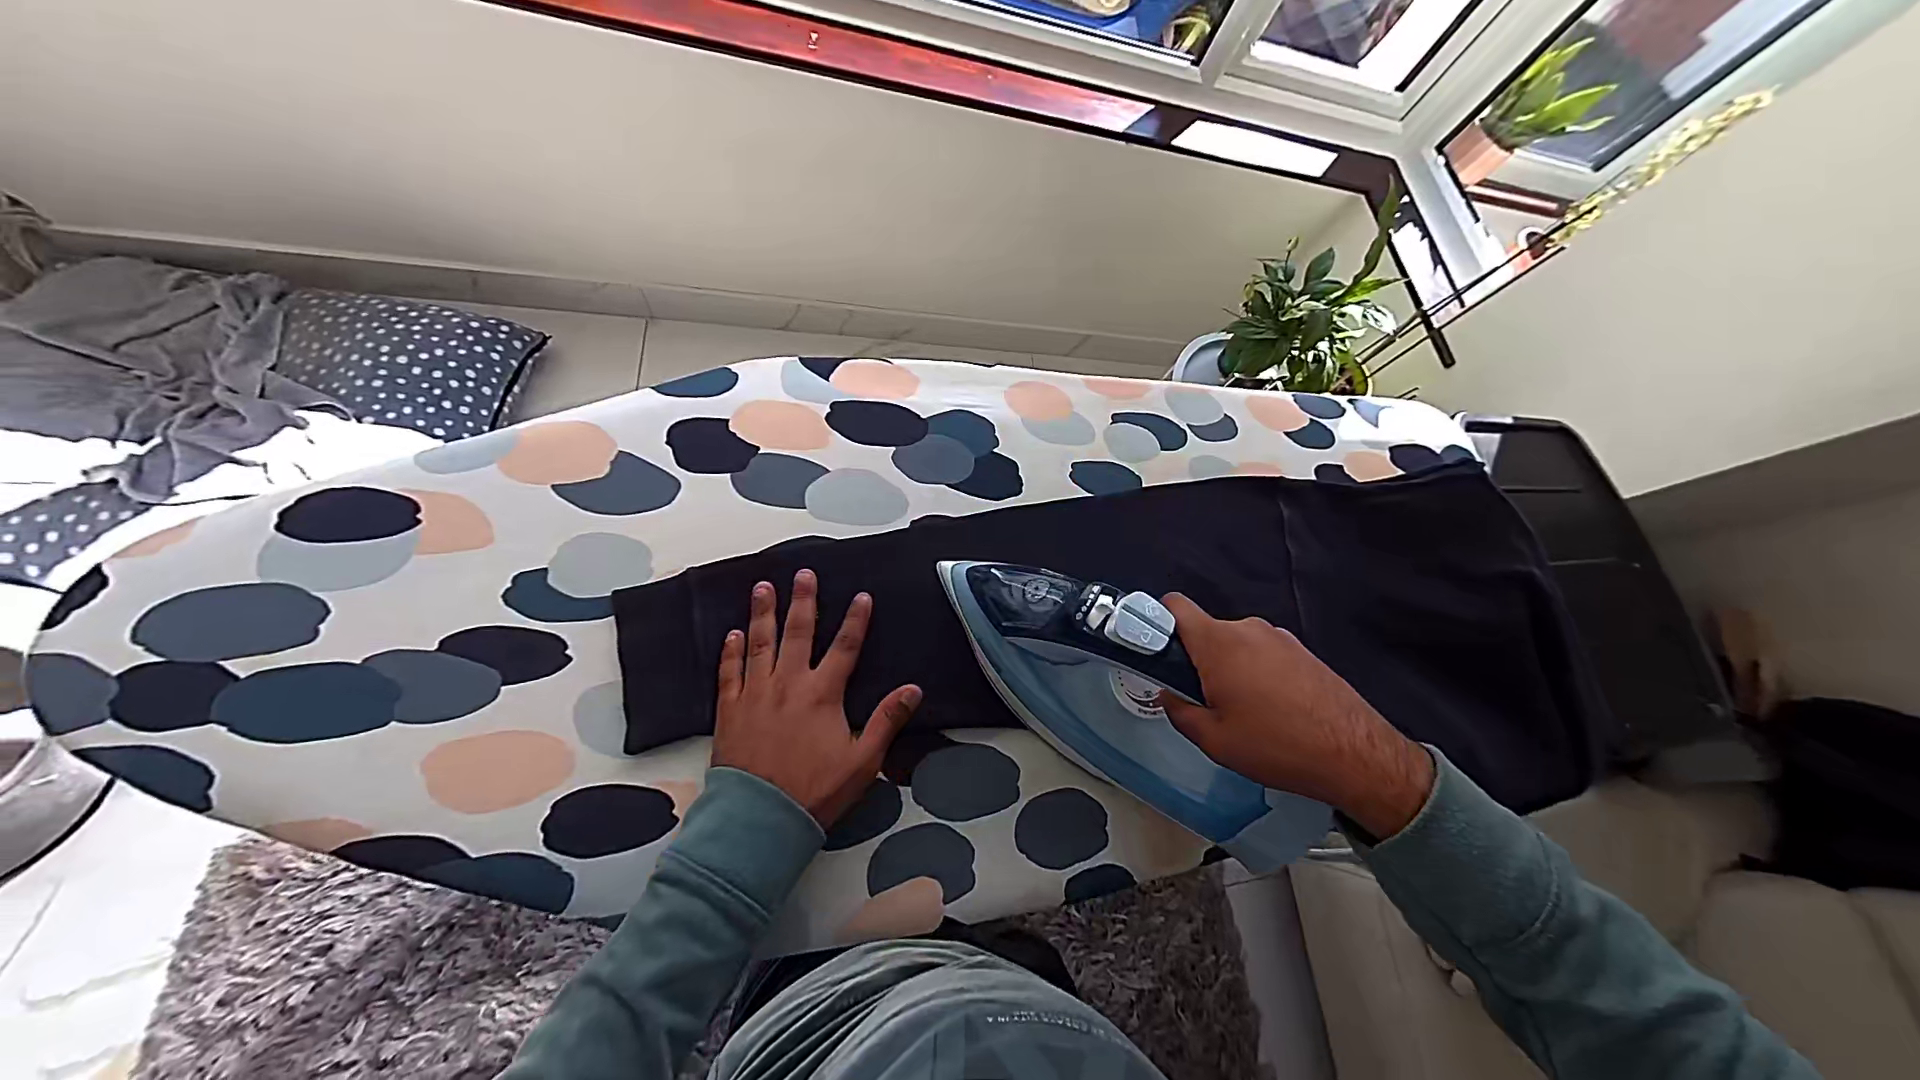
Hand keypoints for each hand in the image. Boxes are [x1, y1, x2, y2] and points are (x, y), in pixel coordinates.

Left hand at [712, 570, 921, 827]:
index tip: (862, 596)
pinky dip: (730, 651)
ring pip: (760, 643)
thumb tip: (912, 690)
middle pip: (798, 633)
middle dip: (804, 601)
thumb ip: (887, 720)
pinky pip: (729, 672)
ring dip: (763, 613)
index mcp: (822, 694)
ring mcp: (756, 694)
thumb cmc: (815, 791)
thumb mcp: (863, 761)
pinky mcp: (731, 710)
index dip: (856, 620)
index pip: (845, 647)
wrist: (759, 818)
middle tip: (803, 574)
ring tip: (763, 587)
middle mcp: (788, 685)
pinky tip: (732, 633)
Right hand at [1157, 593, 1434, 838]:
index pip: (1174, 606)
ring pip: (1235, 645)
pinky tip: (1270, 710)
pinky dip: (1256, 673)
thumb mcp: (1213, 740)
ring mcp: (1280, 638)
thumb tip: (1168, 696)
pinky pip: (1263, 654)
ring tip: (1242, 711)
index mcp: (1218, 643)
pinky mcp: (1302, 652)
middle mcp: (1248, 629)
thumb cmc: (1277, 746)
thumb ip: (1179, 711)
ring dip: (1229, 668)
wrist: (1359, 756)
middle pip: (1205, 631)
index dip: (1155, 622)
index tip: (1154, 652)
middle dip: (1197, 659)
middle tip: (1203, 699)